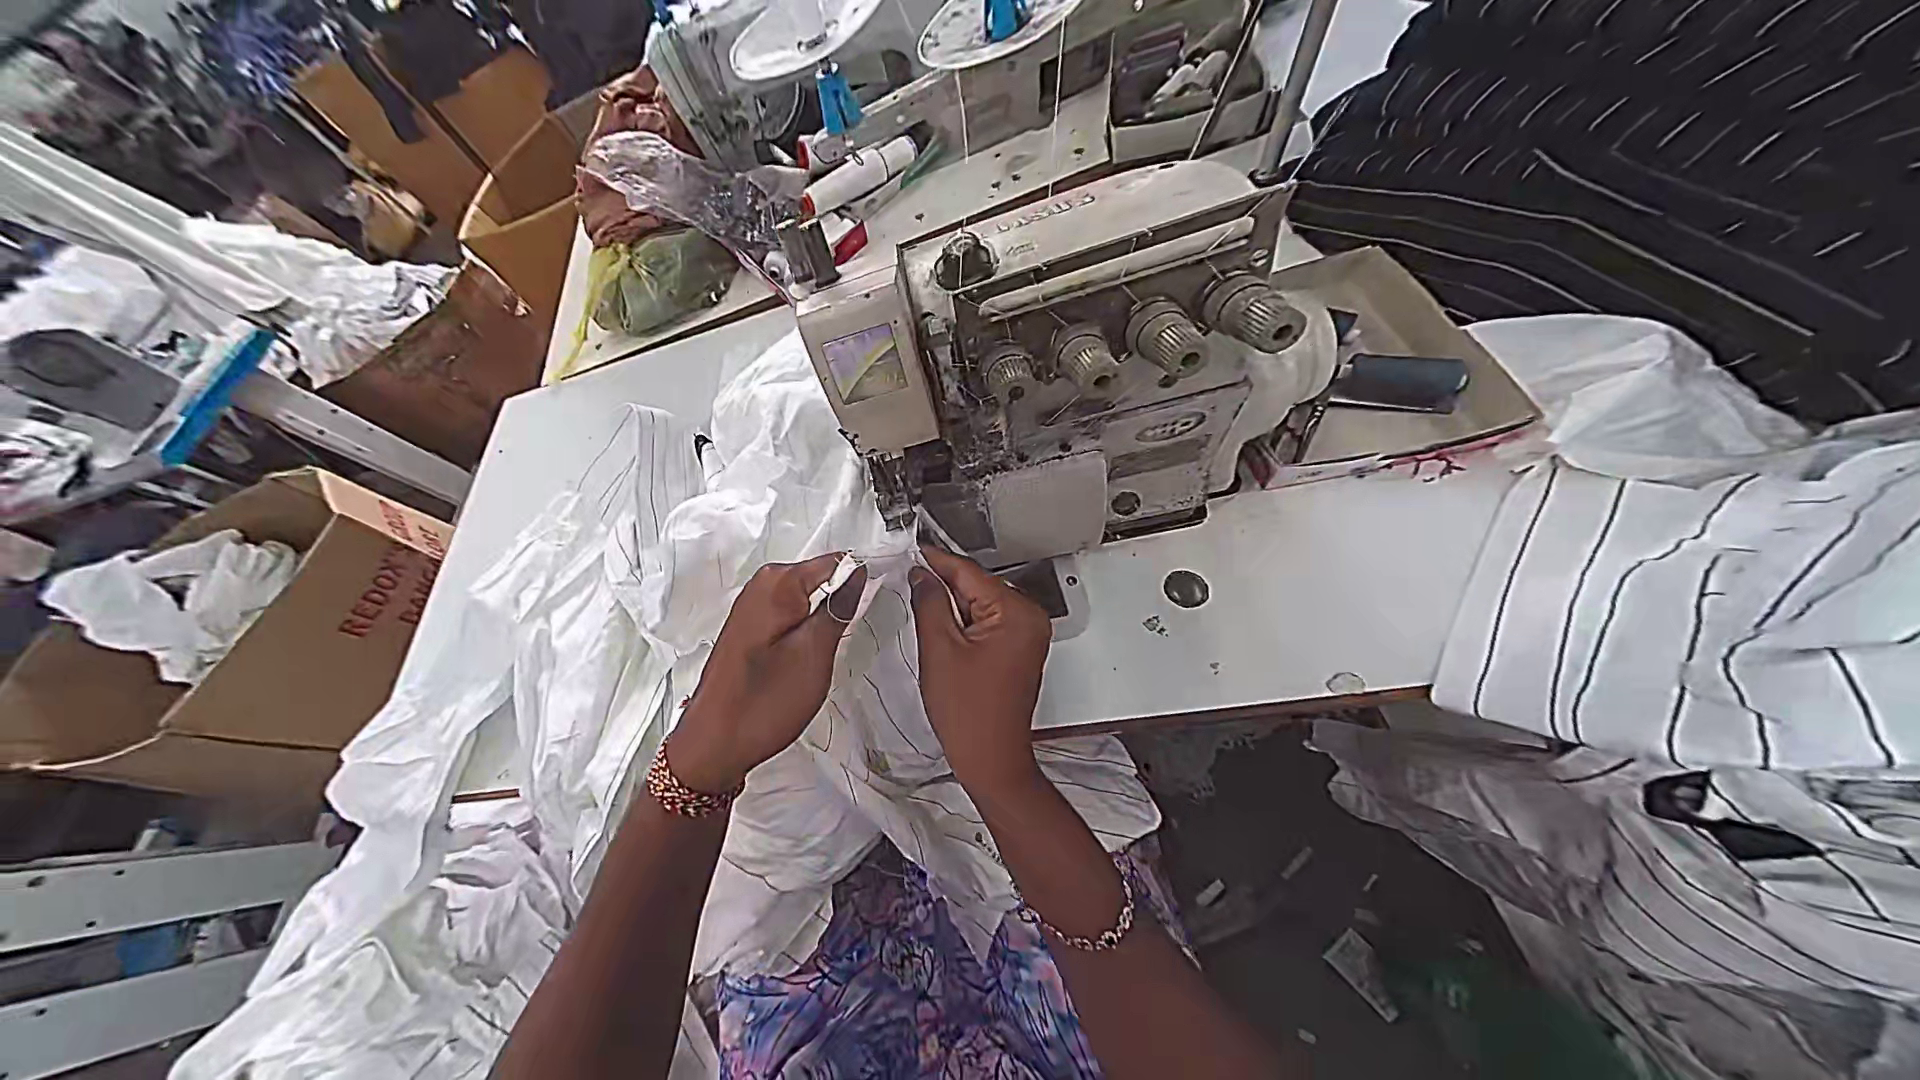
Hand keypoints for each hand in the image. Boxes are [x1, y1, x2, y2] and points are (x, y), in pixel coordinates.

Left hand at [667, 554, 866, 792]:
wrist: (714, 743)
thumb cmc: (761, 703)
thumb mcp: (815, 653)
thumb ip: (840, 606)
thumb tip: (858, 572)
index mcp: (778, 584)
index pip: (837, 561)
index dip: (863, 579)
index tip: (877, 601)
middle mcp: (762, 585)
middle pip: (822, 575)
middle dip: (843, 598)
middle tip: (850, 634)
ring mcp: (754, 605)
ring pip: (808, 595)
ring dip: (826, 615)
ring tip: (828, 648)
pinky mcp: (752, 625)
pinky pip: (792, 611)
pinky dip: (808, 626)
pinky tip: (810, 652)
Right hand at [909, 546, 1052, 792]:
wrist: (990, 757)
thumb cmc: (971, 715)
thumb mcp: (939, 649)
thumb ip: (931, 602)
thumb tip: (923, 574)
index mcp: (1016, 613)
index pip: (970, 572)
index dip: (936, 561)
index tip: (913, 552)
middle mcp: (1030, 618)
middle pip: (978, 585)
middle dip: (943, 585)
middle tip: (910, 581)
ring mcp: (1028, 633)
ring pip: (981, 602)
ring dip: (953, 604)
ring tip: (924, 612)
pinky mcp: (1020, 646)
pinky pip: (988, 620)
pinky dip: (965, 621)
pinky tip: (944, 632)